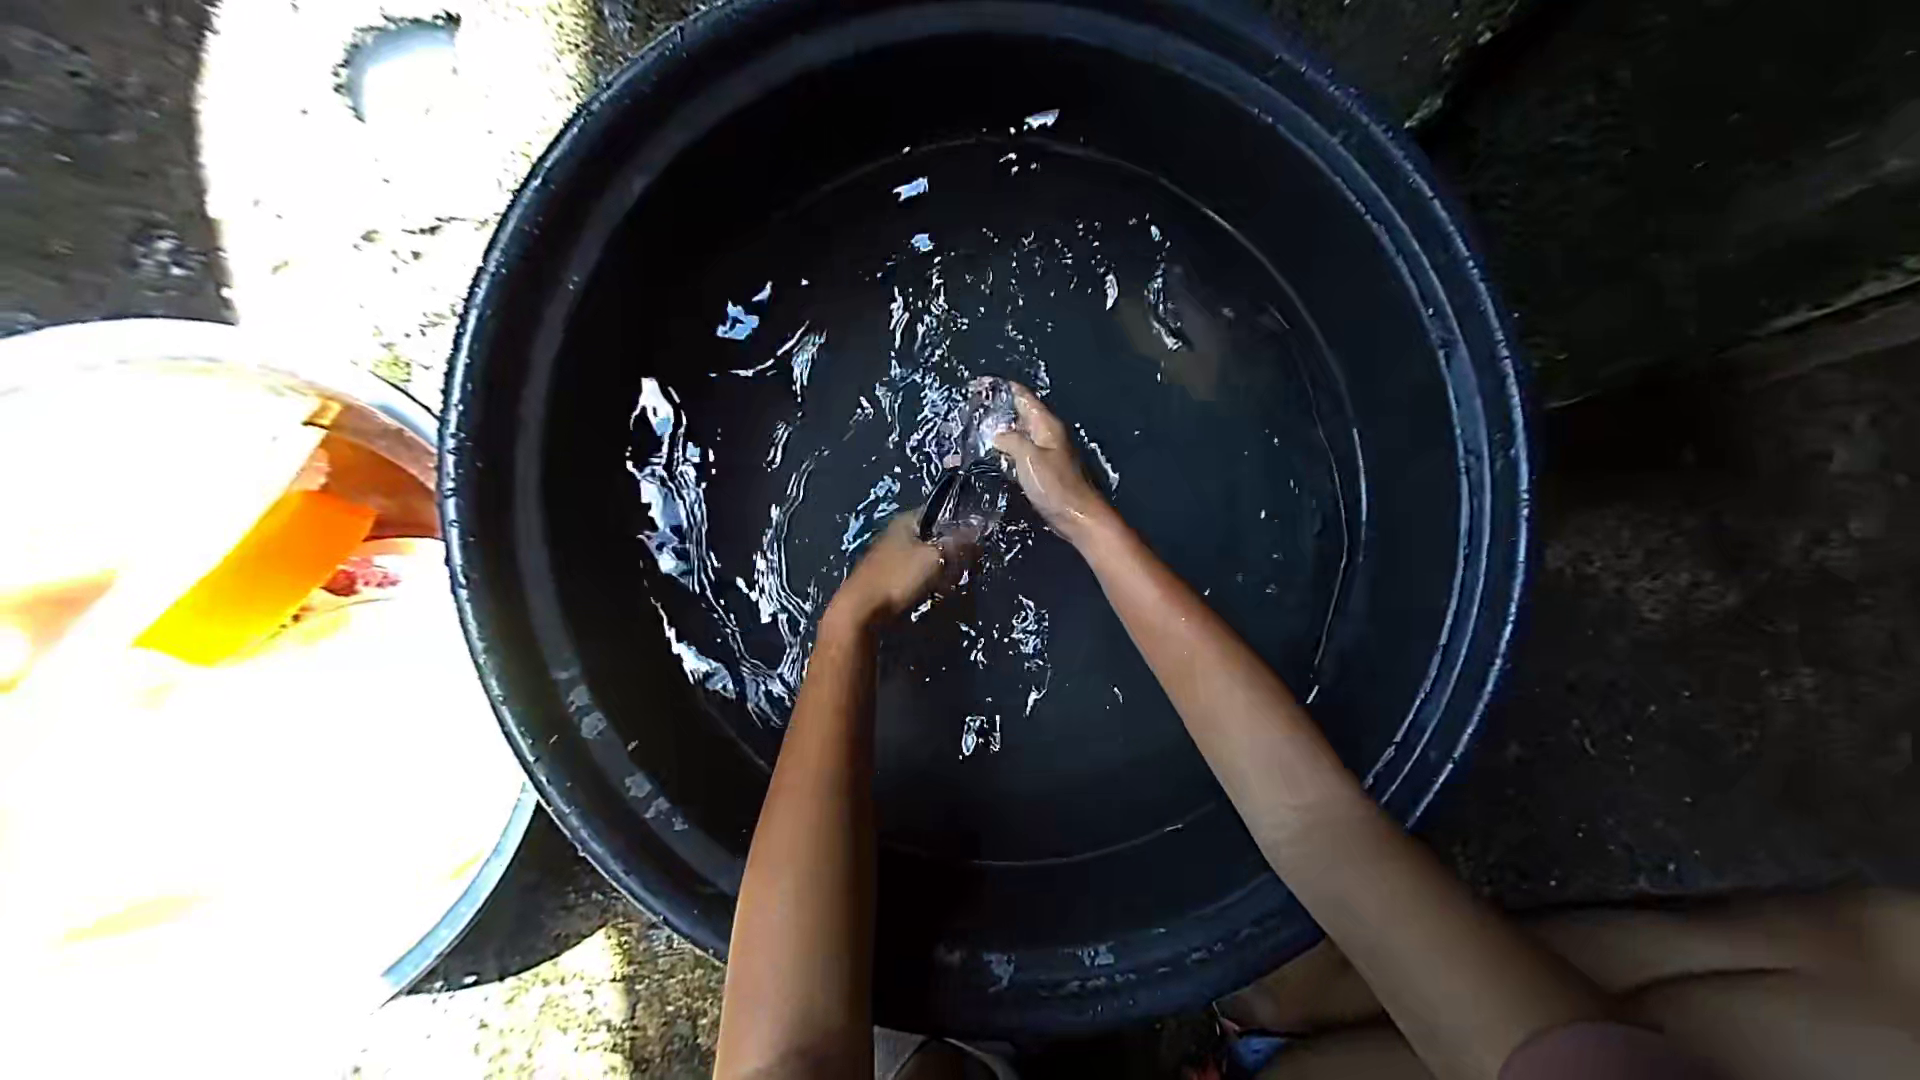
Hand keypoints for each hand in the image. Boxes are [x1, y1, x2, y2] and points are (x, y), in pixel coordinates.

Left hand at [824, 513, 965, 632]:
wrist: (860, 610)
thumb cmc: (898, 577)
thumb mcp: (936, 556)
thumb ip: (959, 541)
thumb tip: (980, 526)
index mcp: (906, 521)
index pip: (941, 514)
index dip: (960, 528)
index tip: (972, 547)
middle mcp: (897, 534)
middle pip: (935, 539)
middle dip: (950, 555)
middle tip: (957, 571)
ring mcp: (890, 556)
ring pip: (927, 560)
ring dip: (939, 573)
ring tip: (944, 587)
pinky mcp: (887, 578)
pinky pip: (915, 576)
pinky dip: (925, 584)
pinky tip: (929, 595)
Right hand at [992, 382, 1108, 539]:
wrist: (1076, 515)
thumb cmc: (1054, 485)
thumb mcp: (1029, 458)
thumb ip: (1011, 441)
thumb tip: (996, 434)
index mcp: (1047, 425)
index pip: (1024, 397)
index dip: (1004, 389)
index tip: (981, 384)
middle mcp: (1048, 433)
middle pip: (1023, 413)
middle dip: (1000, 408)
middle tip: (974, 407)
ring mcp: (1047, 451)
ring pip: (1022, 432)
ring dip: (1003, 429)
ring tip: (978, 428)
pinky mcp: (1044, 468)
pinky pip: (1022, 450)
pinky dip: (1008, 447)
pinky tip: (995, 452)